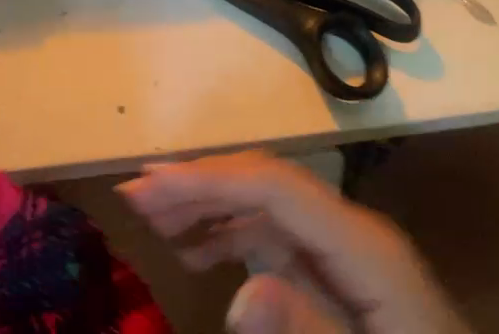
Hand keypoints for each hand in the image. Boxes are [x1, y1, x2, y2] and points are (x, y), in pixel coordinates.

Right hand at [118, 153, 471, 333]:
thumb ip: (308, 330)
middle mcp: (352, 231)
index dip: (208, 179)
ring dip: (208, 206)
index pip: (274, 187)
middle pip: (266, 184)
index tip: (147, 185)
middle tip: (134, 195)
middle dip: (200, 183)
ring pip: (265, 207)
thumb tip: (239, 296)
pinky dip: (230, 238)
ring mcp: (345, 250)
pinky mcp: (339, 273)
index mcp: (364, 245)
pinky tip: (196, 254)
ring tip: (152, 219)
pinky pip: (276, 238)